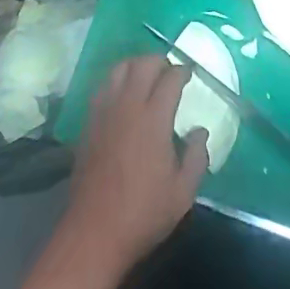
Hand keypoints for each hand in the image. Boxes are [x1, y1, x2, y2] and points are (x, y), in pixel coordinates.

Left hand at [19, 56, 207, 288]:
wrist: (95, 228)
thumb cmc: (144, 212)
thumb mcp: (183, 193)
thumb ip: (196, 157)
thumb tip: (200, 131)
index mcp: (153, 119)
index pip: (170, 80)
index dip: (182, 71)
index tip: (190, 71)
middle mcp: (127, 105)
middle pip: (142, 65)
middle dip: (158, 60)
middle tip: (170, 68)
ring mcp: (104, 110)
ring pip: (118, 70)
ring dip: (135, 65)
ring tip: (146, 73)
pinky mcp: (89, 121)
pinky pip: (103, 86)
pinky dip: (116, 79)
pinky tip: (123, 91)